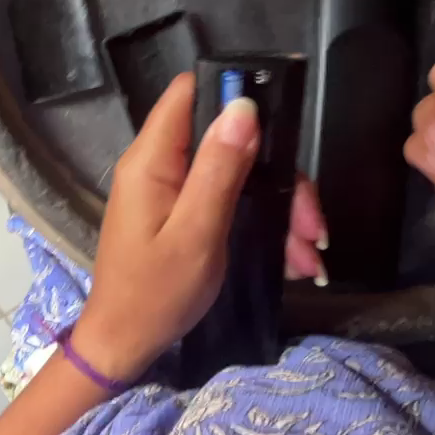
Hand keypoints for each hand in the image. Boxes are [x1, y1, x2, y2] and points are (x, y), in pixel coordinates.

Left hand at [71, 74, 326, 382]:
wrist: (125, 342)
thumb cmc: (156, 293)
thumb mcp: (196, 232)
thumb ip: (219, 169)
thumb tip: (242, 105)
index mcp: (151, 161)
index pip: (188, 94)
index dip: (233, 92)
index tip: (282, 115)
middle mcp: (157, 166)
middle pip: (224, 138)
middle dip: (275, 173)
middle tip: (309, 222)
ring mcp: (168, 190)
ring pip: (235, 173)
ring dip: (277, 207)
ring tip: (308, 253)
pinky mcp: (179, 212)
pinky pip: (226, 200)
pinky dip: (259, 223)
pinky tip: (291, 258)